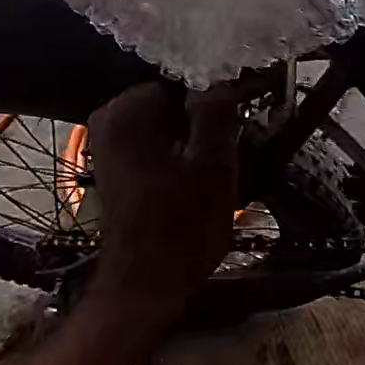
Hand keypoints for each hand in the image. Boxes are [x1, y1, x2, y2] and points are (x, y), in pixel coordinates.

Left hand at [84, 83, 243, 315]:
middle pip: (177, 95)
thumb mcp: (213, 166)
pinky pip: (160, 135)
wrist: (145, 288)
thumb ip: (218, 112)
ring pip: (171, 116)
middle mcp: (111, 116)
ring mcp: (111, 138)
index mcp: (127, 110)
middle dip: (210, 110)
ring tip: (232, 147)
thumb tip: (225, 76)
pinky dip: (185, 143)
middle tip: (245, 130)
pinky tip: (208, 162)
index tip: (254, 102)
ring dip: (201, 128)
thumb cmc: (181, 229)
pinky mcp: (120, 160)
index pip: (186, 75)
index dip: (223, 89)